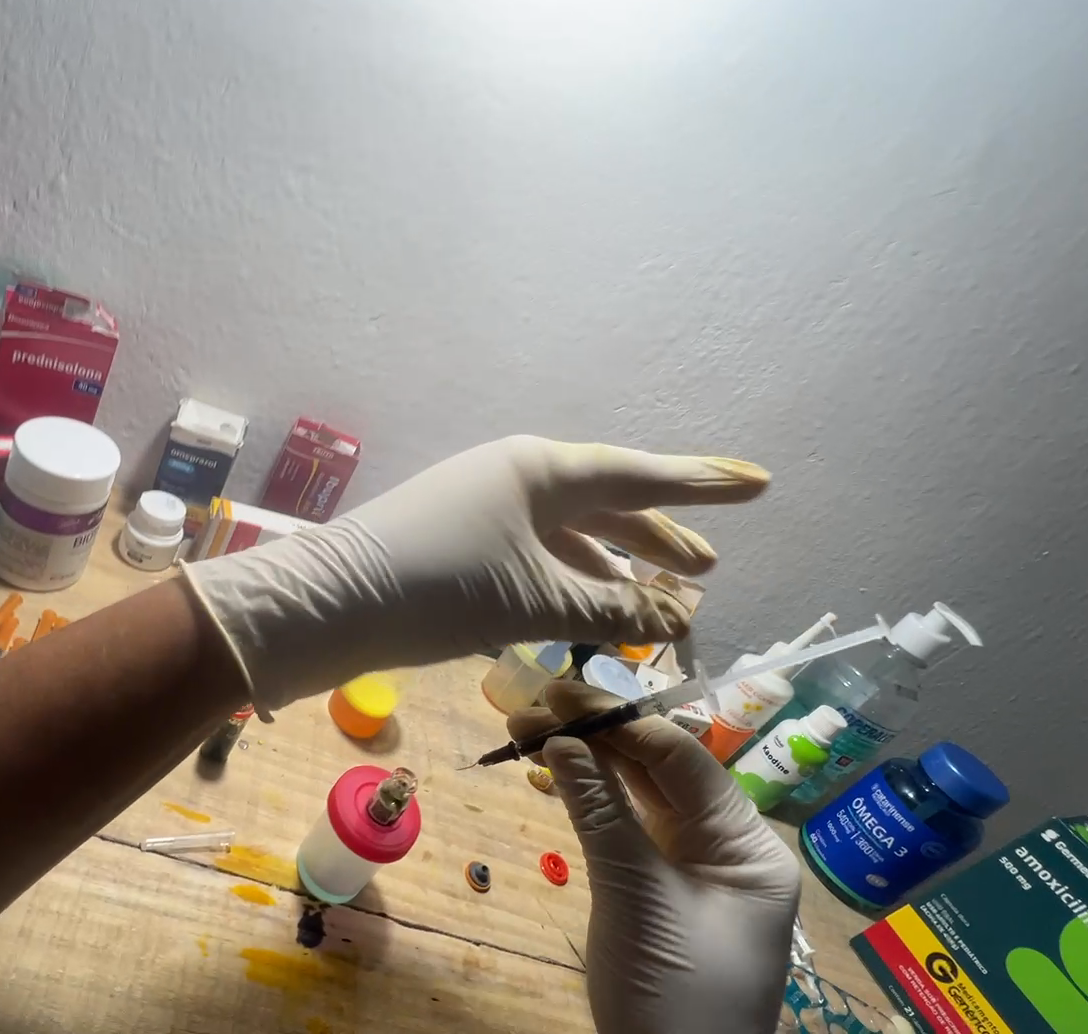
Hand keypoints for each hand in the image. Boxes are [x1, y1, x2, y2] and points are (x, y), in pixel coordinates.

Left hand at [180, 435, 767, 714]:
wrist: (330, 604)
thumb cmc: (439, 589)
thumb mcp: (536, 601)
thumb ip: (612, 609)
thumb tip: (675, 618)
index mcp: (539, 470)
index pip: (639, 474)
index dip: (702, 485)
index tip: (758, 482)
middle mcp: (513, 476)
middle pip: (604, 503)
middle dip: (657, 536)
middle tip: (707, 566)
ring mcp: (481, 505)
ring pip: (567, 532)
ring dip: (612, 565)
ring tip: (659, 597)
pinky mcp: (457, 539)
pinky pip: (532, 552)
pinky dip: (567, 580)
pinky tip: (586, 609)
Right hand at [510, 681, 800, 1033]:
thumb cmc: (674, 996)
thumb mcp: (636, 897)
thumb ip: (599, 811)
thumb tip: (558, 739)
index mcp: (746, 844)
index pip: (680, 758)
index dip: (618, 720)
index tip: (560, 697)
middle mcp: (723, 843)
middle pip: (656, 767)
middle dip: (593, 734)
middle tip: (530, 708)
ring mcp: (689, 863)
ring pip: (636, 790)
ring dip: (584, 758)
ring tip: (525, 729)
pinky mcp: (656, 882)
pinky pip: (623, 821)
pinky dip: (587, 793)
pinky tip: (552, 769)